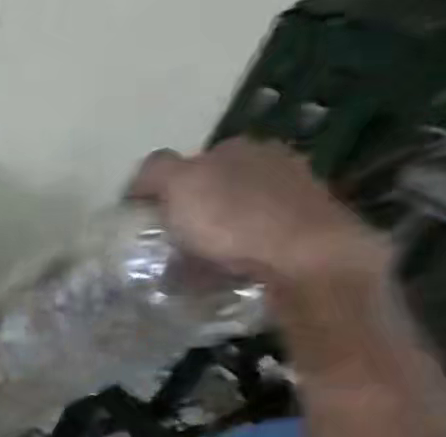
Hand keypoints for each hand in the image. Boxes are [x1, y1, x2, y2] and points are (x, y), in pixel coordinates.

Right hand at [128, 138, 389, 285]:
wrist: (303, 260)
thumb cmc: (235, 220)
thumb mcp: (181, 186)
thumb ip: (156, 173)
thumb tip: (141, 179)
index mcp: (238, 147)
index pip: (192, 163)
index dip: (167, 192)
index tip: (151, 225)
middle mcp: (270, 163)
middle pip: (217, 190)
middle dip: (194, 216)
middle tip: (170, 252)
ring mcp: (293, 198)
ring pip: (239, 218)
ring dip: (217, 240)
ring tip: (195, 272)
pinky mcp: (304, 236)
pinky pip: (257, 245)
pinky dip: (238, 259)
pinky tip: (225, 278)